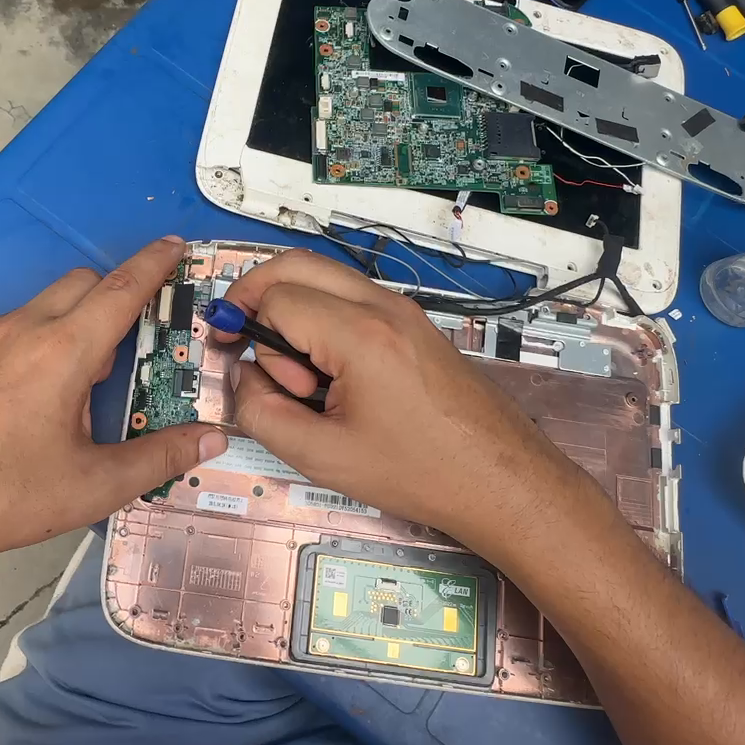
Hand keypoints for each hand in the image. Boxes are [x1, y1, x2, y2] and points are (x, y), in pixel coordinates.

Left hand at [0, 237, 226, 573]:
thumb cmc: (3, 499)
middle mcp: (18, 328)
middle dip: (108, 296)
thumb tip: (215, 438)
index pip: (121, 289)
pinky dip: (14, 350)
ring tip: (56, 394)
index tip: (173, 245)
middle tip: (119, 347)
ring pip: (33, 310)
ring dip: (60, 330)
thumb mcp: (93, 486)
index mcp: (64, 352)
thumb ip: (161, 458)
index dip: (153, 264)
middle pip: (78, 284)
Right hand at [217, 249, 594, 542]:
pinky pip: (350, 300)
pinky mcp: (413, 324)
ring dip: (293, 310)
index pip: (276, 298)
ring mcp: (403, 310)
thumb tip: (243, 375)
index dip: (245, 328)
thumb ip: (262, 413)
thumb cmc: (415, 473)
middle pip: (296, 263)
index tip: (241, 366)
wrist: (503, 481)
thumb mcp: (322, 457)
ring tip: (304, 378)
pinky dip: (322, 320)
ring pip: (323, 277)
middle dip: (255, 292)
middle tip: (241, 337)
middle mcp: (382, 306)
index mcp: (360, 334)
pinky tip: (331, 376)